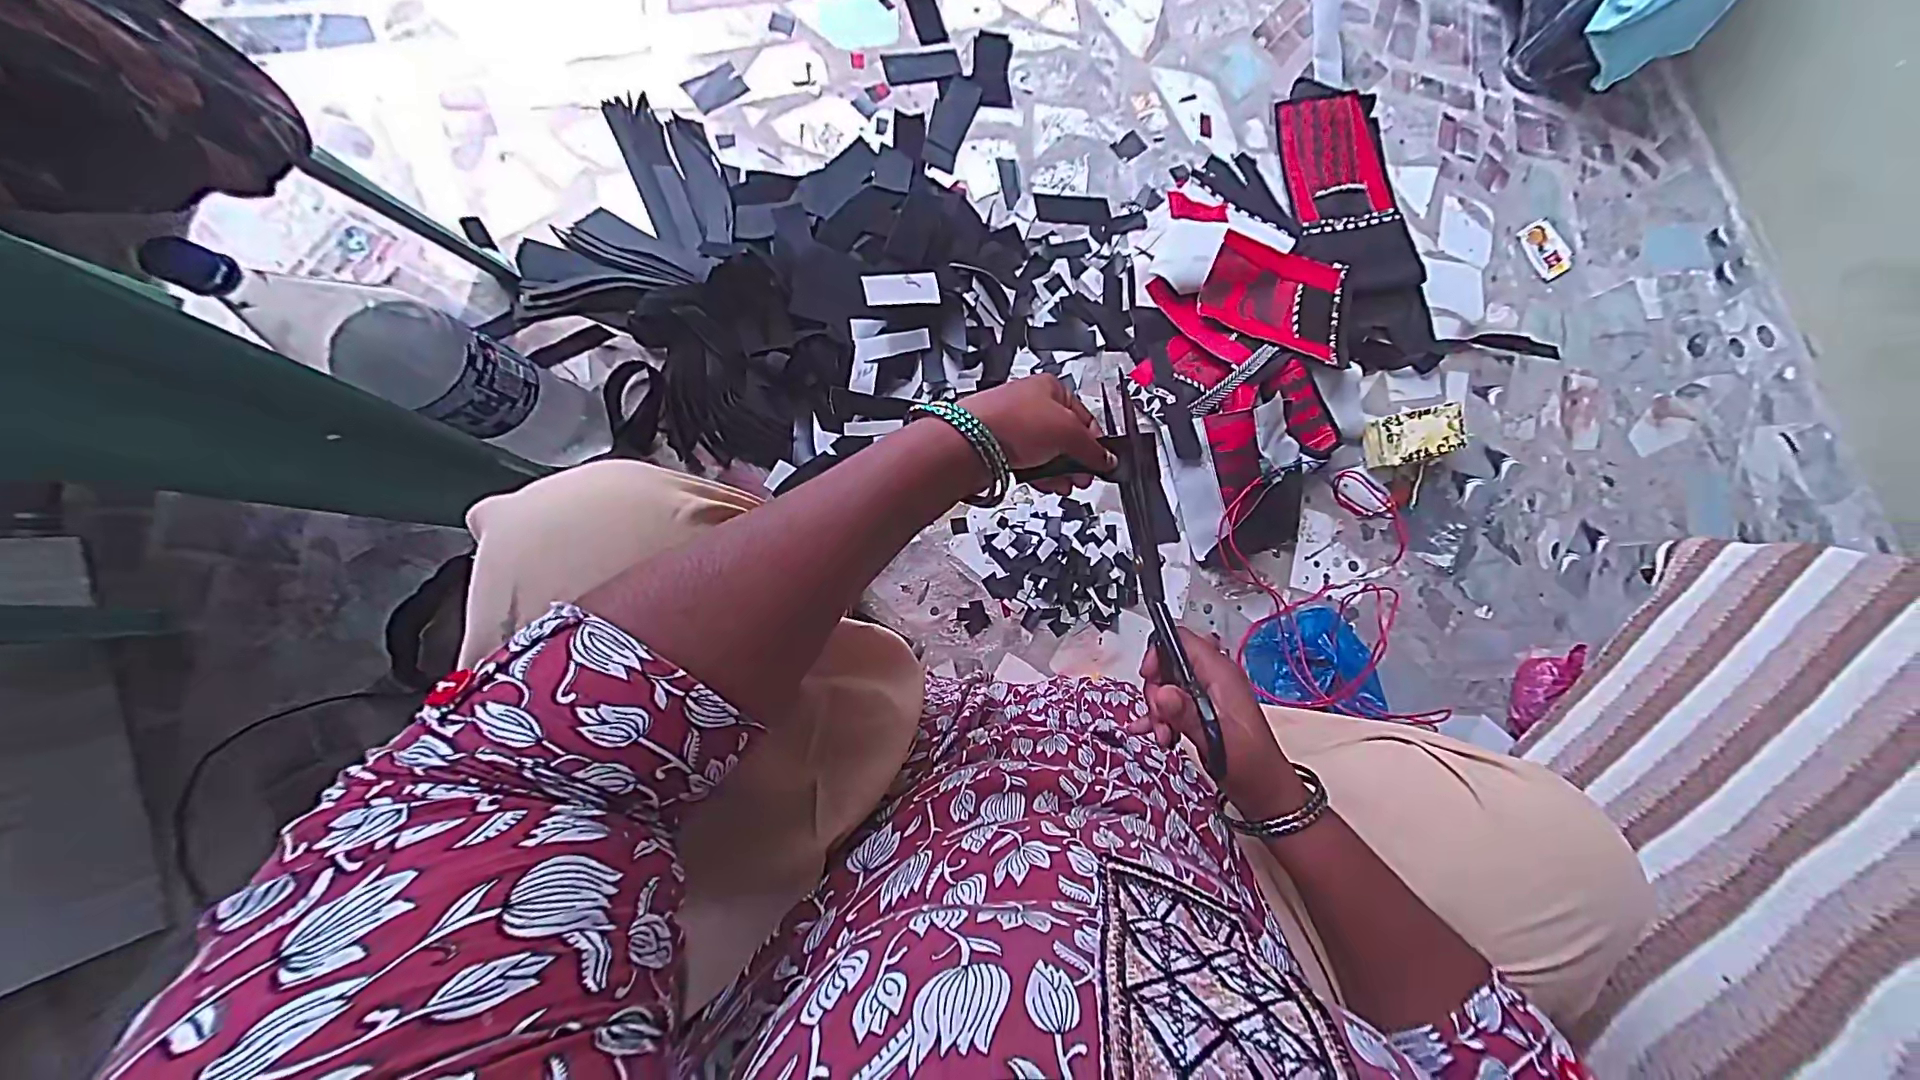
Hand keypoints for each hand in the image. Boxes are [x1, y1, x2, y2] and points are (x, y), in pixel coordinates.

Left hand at [962, 376, 1115, 490]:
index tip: (1101, 461)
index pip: (1084, 415)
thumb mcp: (1068, 432)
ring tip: (1064, 484)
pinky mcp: (999, 449)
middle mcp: (1029, 403)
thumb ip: (1092, 448)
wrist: (968, 443)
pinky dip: (1038, 474)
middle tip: (1082, 476)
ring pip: (1045, 452)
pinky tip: (1044, 483)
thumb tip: (1106, 459)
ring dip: (1058, 471)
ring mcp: (1013, 427)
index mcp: (1050, 387)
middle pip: (1064, 436)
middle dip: (1076, 460)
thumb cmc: (1009, 422)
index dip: (1095, 441)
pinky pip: (1027, 463)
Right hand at [1130, 627, 1308, 818]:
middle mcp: (1214, 678)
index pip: (1181, 639)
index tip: (1150, 680)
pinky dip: (1162, 716)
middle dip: (1156, 689)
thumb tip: (1162, 692)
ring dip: (1158, 708)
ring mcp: (1208, 693)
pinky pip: (1173, 701)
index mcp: (1221, 674)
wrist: (1268, 795)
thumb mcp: (1216, 741)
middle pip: (1169, 662)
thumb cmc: (1252, 767)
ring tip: (1164, 734)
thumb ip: (1187, 714)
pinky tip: (1159, 733)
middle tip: (1160, 717)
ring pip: (1167, 684)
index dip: (1158, 653)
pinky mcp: (1203, 708)